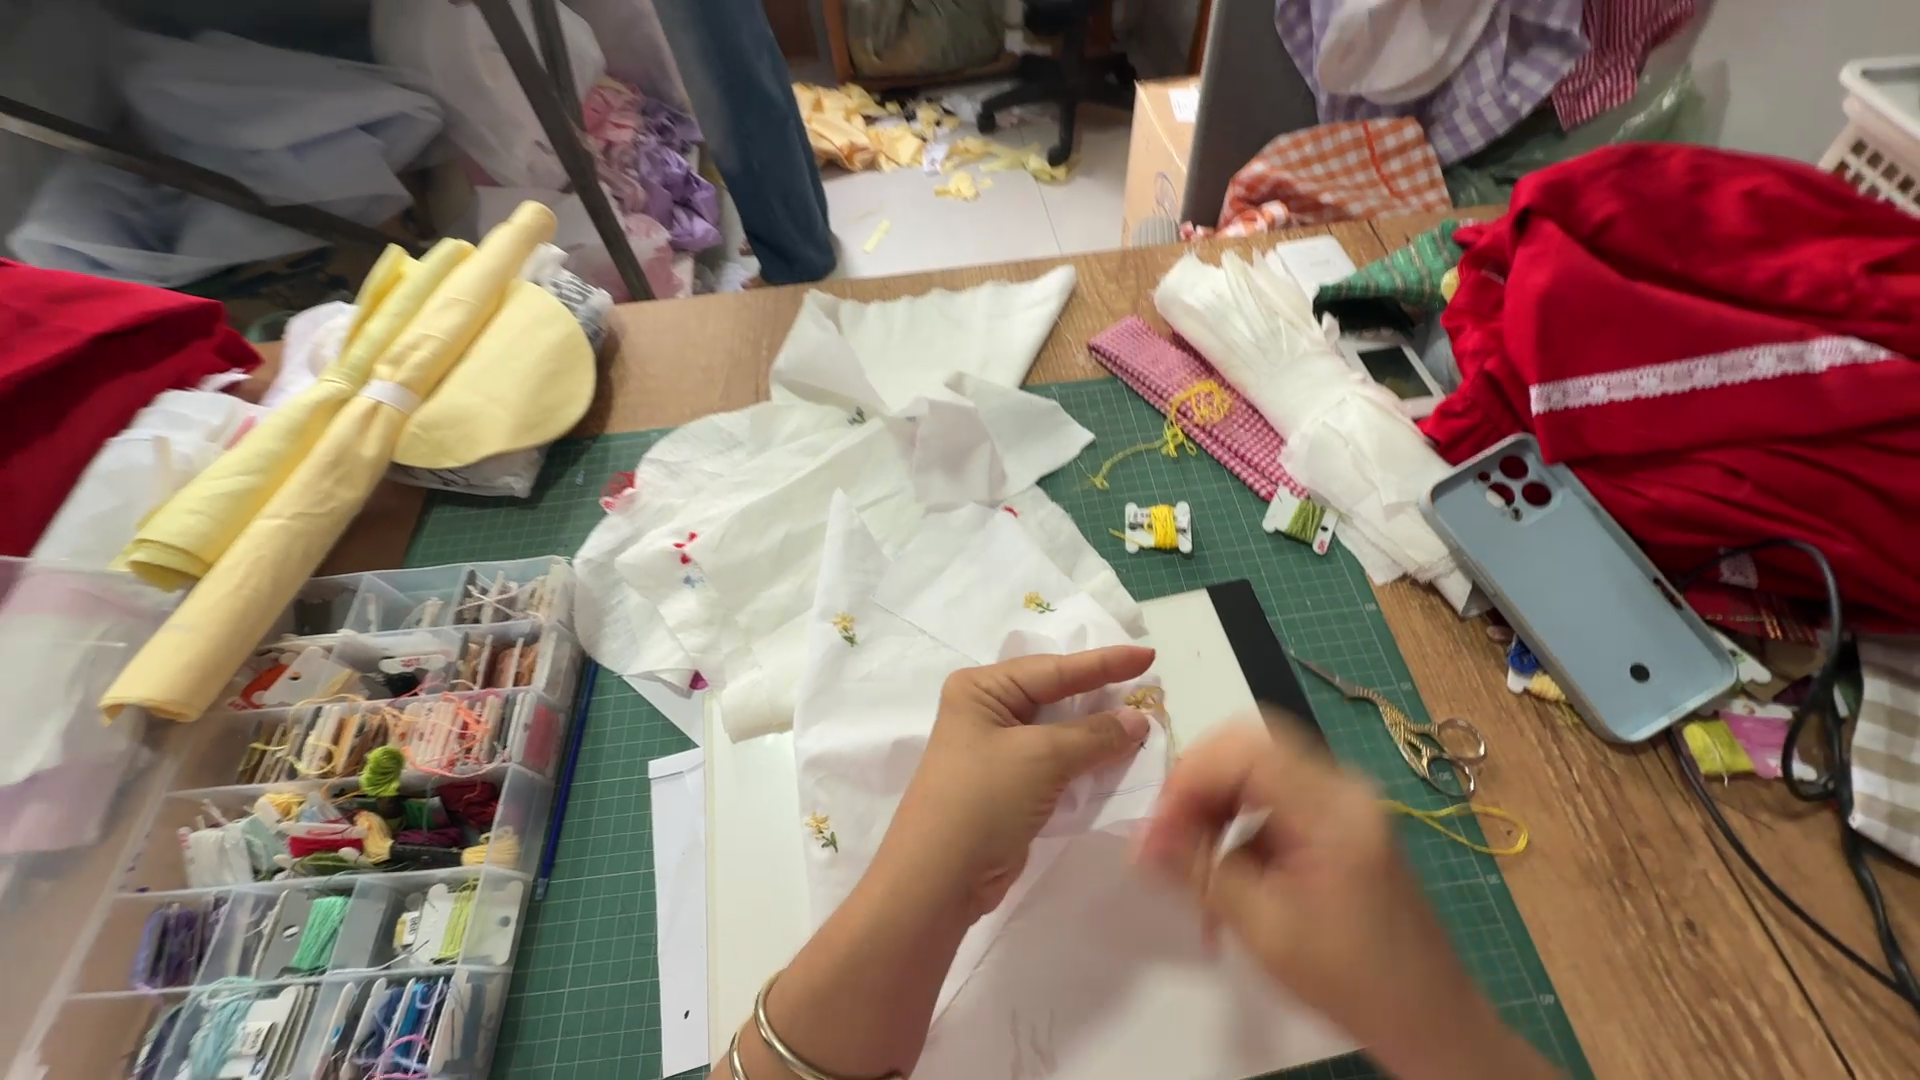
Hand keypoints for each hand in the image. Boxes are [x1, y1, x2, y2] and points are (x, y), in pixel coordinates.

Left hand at [875, 644, 1156, 921]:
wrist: (938, 880)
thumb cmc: (982, 801)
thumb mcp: (1040, 758)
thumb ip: (1093, 735)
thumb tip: (1138, 718)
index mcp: (981, 688)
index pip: (1053, 668)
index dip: (1103, 662)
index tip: (1148, 654)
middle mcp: (986, 711)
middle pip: (1055, 695)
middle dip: (1101, 694)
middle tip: (1150, 687)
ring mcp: (996, 749)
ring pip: (1059, 730)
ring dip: (1098, 729)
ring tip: (1144, 719)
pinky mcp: (1009, 784)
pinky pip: (1056, 760)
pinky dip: (1086, 758)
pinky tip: (1119, 755)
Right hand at [1135, 721, 1557, 1079]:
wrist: (1434, 1024)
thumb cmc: (1354, 981)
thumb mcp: (1265, 927)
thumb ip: (1200, 870)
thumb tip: (1140, 838)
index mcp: (1332, 806)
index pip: (1243, 749)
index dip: (1188, 776)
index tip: (1158, 827)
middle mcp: (1340, 786)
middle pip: (1246, 747)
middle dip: (1195, 785)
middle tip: (1167, 834)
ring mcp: (1342, 799)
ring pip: (1252, 769)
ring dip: (1212, 807)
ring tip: (1187, 861)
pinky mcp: (1337, 818)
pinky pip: (1270, 796)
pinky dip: (1235, 823)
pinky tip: (1222, 871)